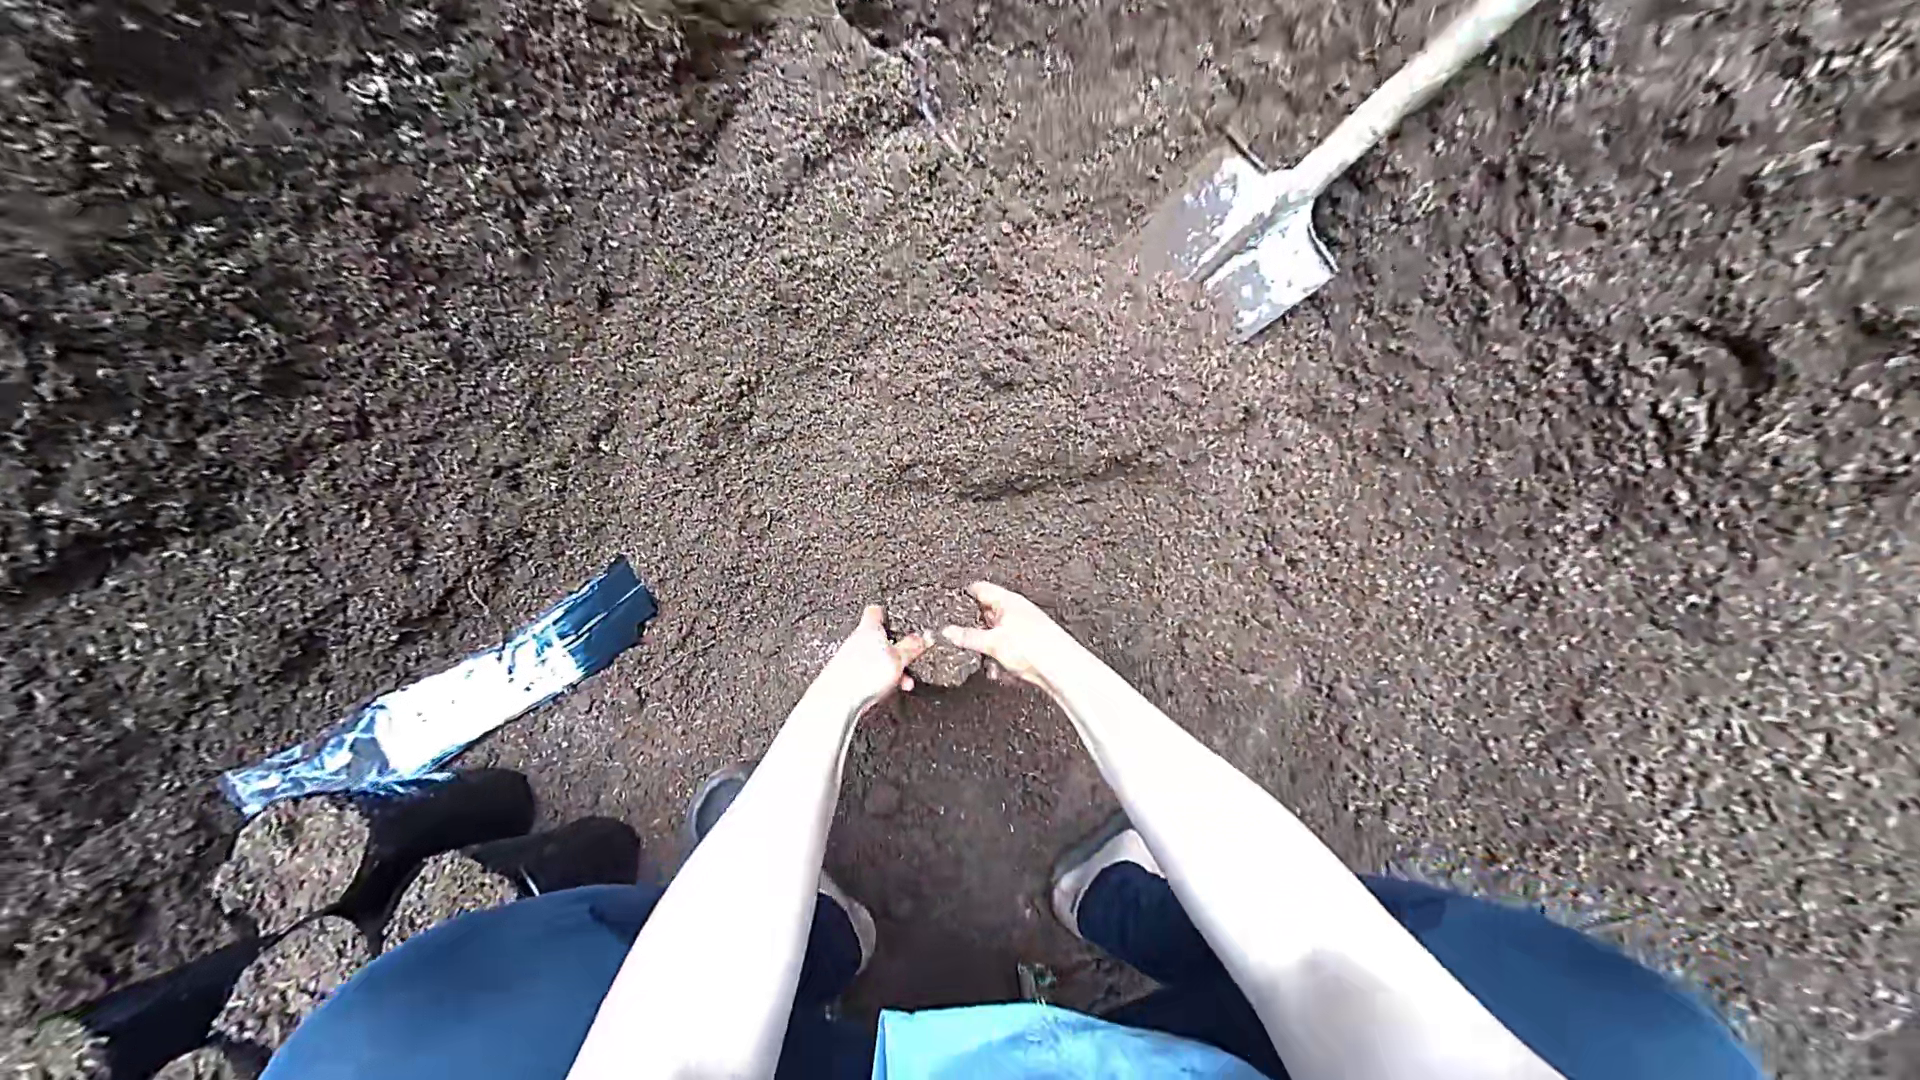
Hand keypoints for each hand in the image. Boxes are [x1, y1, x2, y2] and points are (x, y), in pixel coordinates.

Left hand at [808, 605, 928, 716]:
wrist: (837, 698)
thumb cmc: (864, 674)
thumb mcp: (899, 659)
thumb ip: (912, 647)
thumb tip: (925, 636)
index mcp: (869, 629)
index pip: (875, 612)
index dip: (885, 614)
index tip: (893, 617)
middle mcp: (856, 641)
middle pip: (878, 639)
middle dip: (894, 651)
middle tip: (907, 661)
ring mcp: (849, 659)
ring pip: (874, 659)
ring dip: (889, 669)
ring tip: (902, 682)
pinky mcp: (846, 676)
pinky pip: (866, 674)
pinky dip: (878, 680)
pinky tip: (884, 691)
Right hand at [940, 582, 1085, 691]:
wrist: (1062, 670)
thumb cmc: (1035, 647)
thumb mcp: (992, 642)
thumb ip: (967, 636)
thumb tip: (947, 631)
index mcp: (1008, 601)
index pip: (980, 589)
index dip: (964, 595)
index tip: (951, 602)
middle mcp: (1016, 611)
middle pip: (986, 615)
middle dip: (976, 631)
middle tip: (966, 641)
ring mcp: (1022, 629)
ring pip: (995, 637)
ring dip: (989, 651)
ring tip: (991, 663)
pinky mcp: (1028, 647)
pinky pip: (1006, 652)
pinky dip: (1001, 662)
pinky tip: (1003, 672)